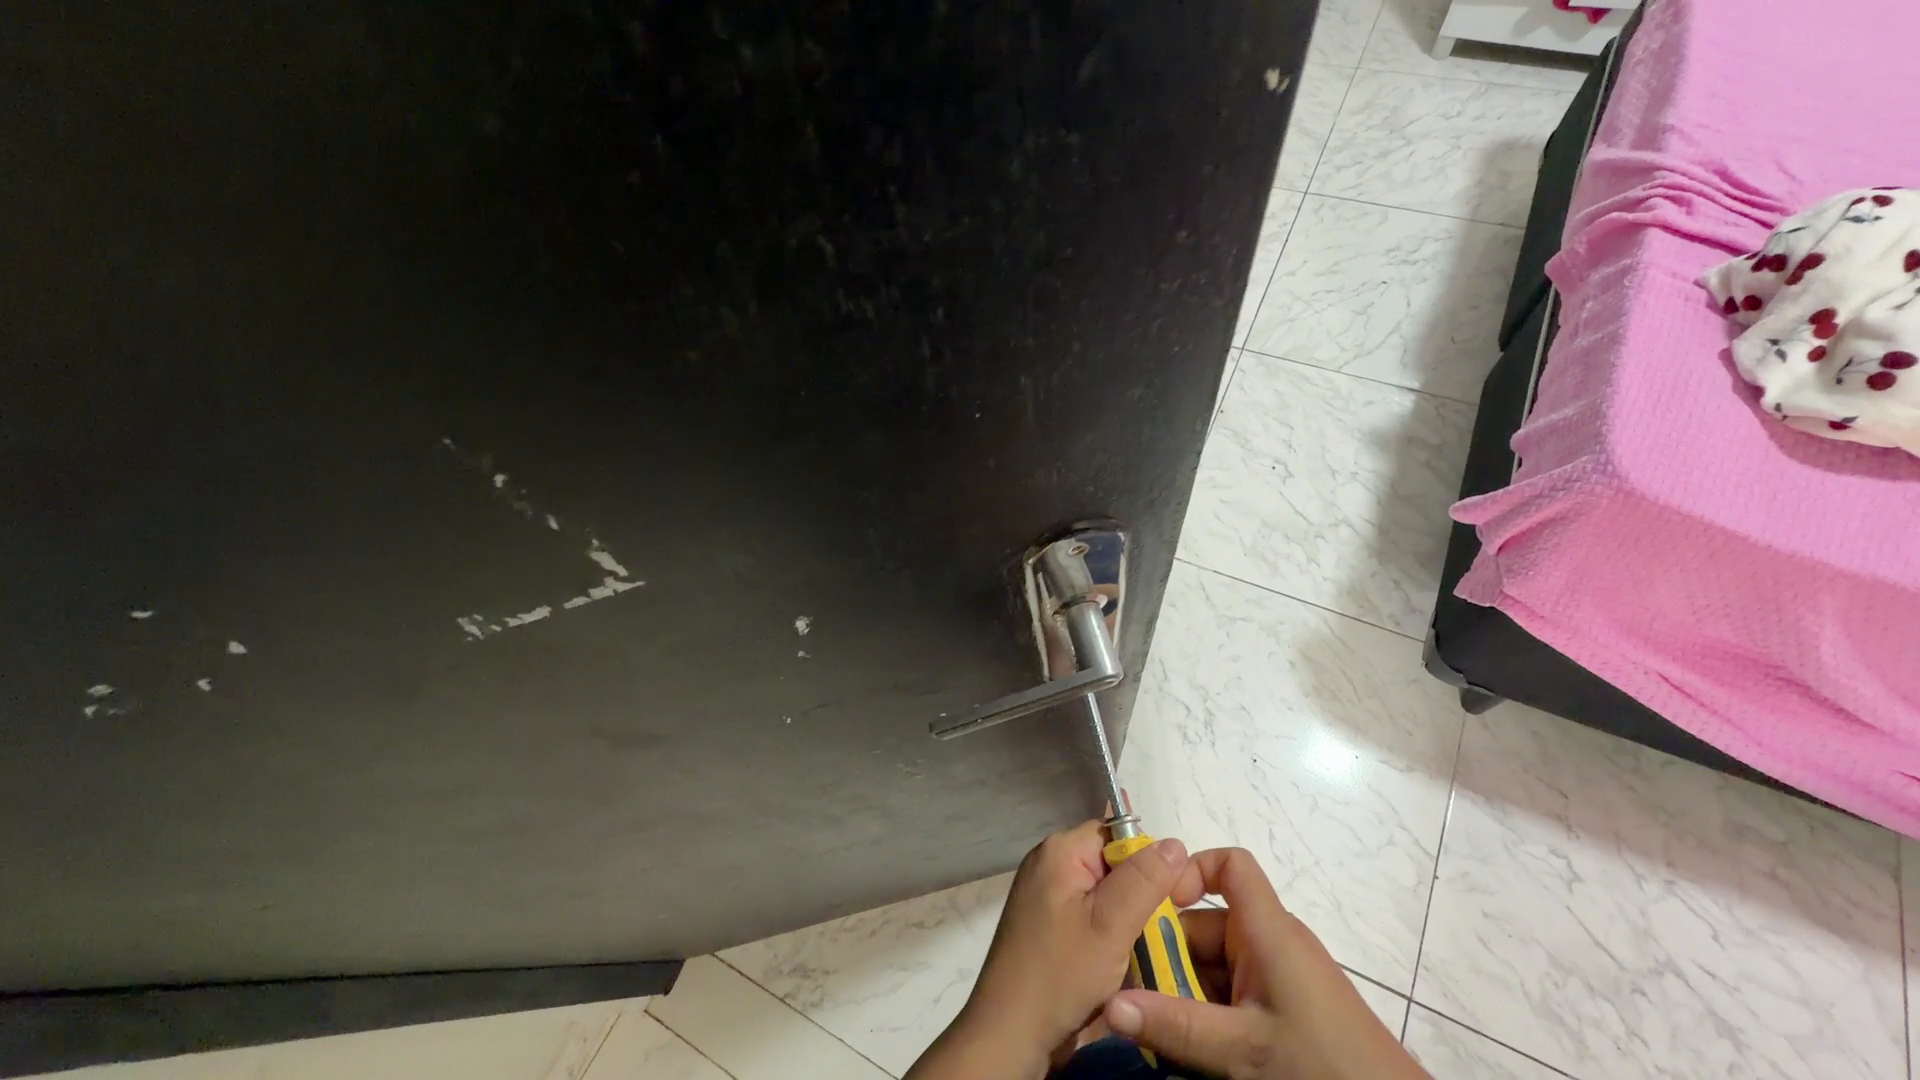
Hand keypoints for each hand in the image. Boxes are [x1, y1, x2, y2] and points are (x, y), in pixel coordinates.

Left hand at [907, 820, 1200, 1079]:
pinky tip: (1114, 959)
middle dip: (1136, 894)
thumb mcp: (1112, 924)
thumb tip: (1174, 842)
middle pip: (1110, 863)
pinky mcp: (1044, 925)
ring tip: (1135, 948)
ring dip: (1123, 918)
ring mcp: (1043, 896)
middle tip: (1152, 930)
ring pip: (1102, 892)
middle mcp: (1047, 864)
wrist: (1011, 1031)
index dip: (1145, 862)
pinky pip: (1086, 914)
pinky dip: (1104, 932)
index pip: (1116, 834)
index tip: (1165, 899)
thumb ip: (1145, 880)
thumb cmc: (1061, 973)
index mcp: (1059, 851)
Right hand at [1103, 848, 1430, 1079]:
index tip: (1151, 907)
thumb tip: (1108, 1004)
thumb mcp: (1242, 1049)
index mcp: (1266, 931)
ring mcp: (1275, 981)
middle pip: (1204, 926)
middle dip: (1166, 958)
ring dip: (1180, 994)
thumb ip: (1174, 1026)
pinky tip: (1182, 1049)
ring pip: (1210, 969)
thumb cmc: (1322, 1065)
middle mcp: (1269, 945)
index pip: (1229, 866)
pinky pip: (1227, 998)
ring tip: (1148, 1027)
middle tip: (1130, 994)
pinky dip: (1203, 1017)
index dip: (1189, 871)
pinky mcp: (1280, 1012)